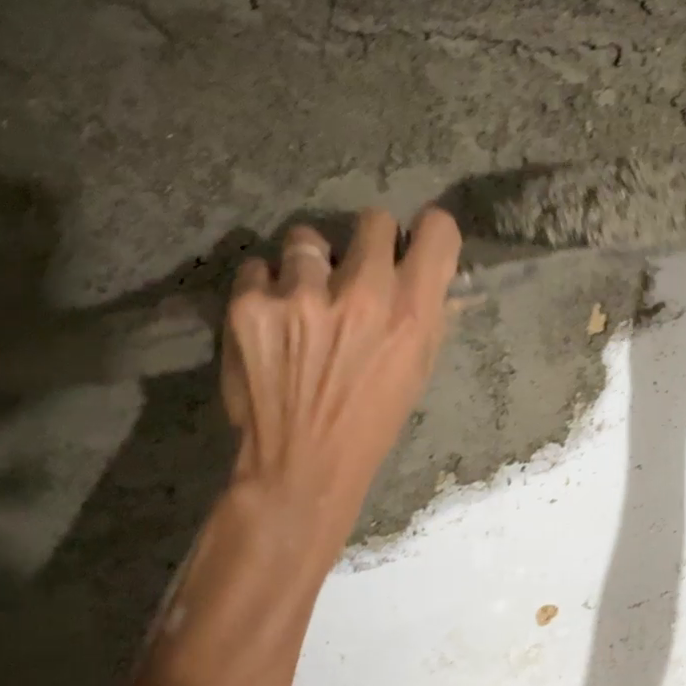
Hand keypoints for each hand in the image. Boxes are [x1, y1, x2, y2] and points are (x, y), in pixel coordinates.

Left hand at [219, 207, 461, 540]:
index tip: (412, 249)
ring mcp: (300, 293)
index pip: (436, 228)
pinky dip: (265, 290)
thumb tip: (422, 268)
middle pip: (373, 220)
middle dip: (367, 246)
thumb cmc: (371, 422)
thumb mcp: (418, 369)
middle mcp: (361, 291)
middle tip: (353, 279)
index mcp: (411, 311)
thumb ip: (423, 312)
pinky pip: (258, 268)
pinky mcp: (249, 303)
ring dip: (308, 267)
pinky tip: (270, 324)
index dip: (426, 235)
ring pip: (308, 240)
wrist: (300, 465)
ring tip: (302, 307)